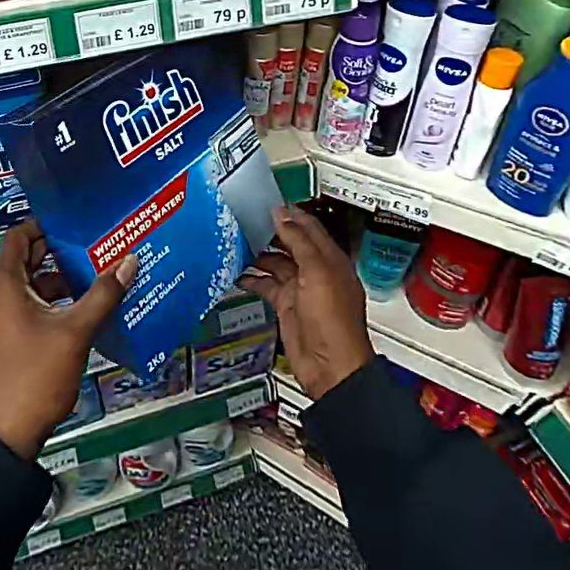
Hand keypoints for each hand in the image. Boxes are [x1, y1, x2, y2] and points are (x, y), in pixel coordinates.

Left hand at [0, 219, 137, 459]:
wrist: (6, 435)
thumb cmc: (35, 374)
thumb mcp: (75, 331)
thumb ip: (103, 293)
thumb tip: (130, 259)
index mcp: (7, 284)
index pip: (20, 236)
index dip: (46, 222)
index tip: (78, 217)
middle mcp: (3, 295)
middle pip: (32, 257)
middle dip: (64, 247)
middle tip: (100, 238)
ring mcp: (9, 317)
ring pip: (39, 283)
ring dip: (68, 275)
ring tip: (104, 268)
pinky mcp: (18, 336)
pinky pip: (41, 304)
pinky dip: (63, 299)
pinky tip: (93, 303)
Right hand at [238, 205, 374, 400]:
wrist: (330, 367)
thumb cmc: (332, 321)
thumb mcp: (316, 272)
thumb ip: (299, 241)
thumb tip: (282, 214)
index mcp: (329, 258)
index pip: (309, 227)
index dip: (290, 214)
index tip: (268, 203)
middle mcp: (315, 270)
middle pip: (290, 243)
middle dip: (270, 231)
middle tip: (246, 219)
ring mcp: (300, 288)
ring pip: (276, 263)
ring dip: (258, 253)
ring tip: (237, 241)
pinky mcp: (286, 305)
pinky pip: (266, 286)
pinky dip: (252, 278)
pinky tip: (237, 272)